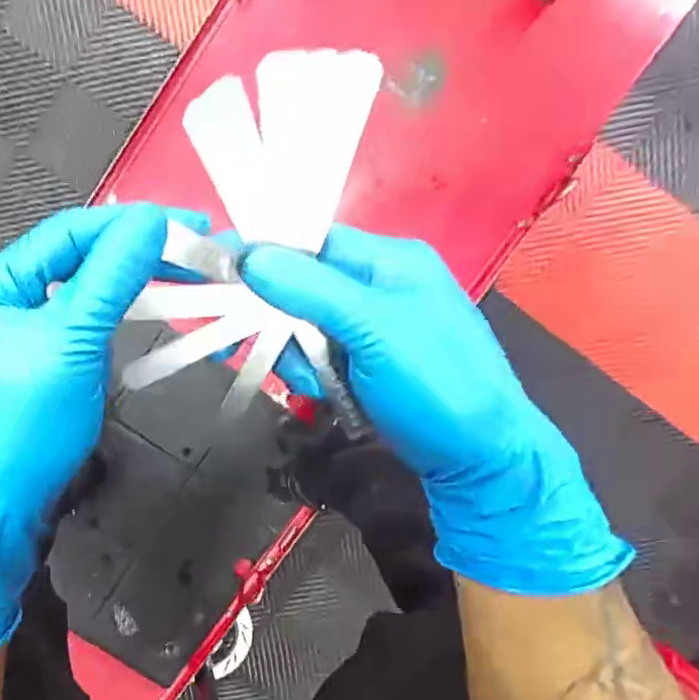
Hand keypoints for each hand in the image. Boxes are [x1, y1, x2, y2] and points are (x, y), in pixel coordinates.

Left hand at [0, 204, 168, 660]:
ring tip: (191, 265)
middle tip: (196, 243)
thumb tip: (147, 224)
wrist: (14, 503)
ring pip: (96, 286)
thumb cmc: (23, 431)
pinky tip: (162, 295)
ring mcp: (36, 328)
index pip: (66, 236)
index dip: (124, 224)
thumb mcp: (69, 344)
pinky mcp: (59, 354)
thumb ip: (110, 278)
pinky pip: (99, 315)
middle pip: (83, 257)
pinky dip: (133, 305)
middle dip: (140, 248)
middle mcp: (9, 300)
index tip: (178, 222)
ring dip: (142, 275)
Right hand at [241, 225, 632, 594]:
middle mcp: (379, 286)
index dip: (264, 252)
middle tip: (263, 346)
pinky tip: (325, 392)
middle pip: (302, 285)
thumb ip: (309, 288)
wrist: (478, 459)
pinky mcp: (367, 363)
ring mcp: (373, 327)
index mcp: (389, 261)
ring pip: (304, 325)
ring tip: (315, 382)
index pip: (311, 240)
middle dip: (280, 318)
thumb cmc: (435, 384)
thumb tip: (249, 255)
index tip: (219, 268)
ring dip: (297, 354)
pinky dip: (313, 373)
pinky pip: (320, 355)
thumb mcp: (372, 328)